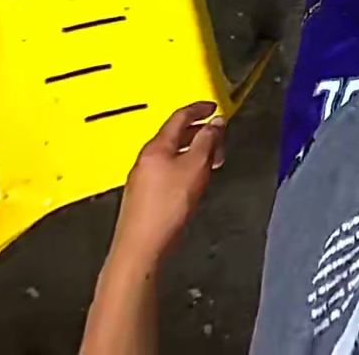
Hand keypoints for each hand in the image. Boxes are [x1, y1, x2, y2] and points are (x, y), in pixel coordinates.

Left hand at [105, 101, 225, 264]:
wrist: (140, 251)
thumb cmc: (168, 206)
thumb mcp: (196, 166)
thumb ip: (208, 140)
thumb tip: (215, 123)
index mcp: (156, 147)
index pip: (179, 117)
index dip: (199, 109)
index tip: (213, 106)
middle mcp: (145, 159)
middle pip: (175, 135)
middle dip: (199, 133)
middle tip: (218, 137)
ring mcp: (140, 179)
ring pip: (171, 154)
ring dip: (192, 152)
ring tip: (210, 160)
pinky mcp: (141, 198)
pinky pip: (166, 171)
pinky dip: (183, 167)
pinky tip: (192, 181)